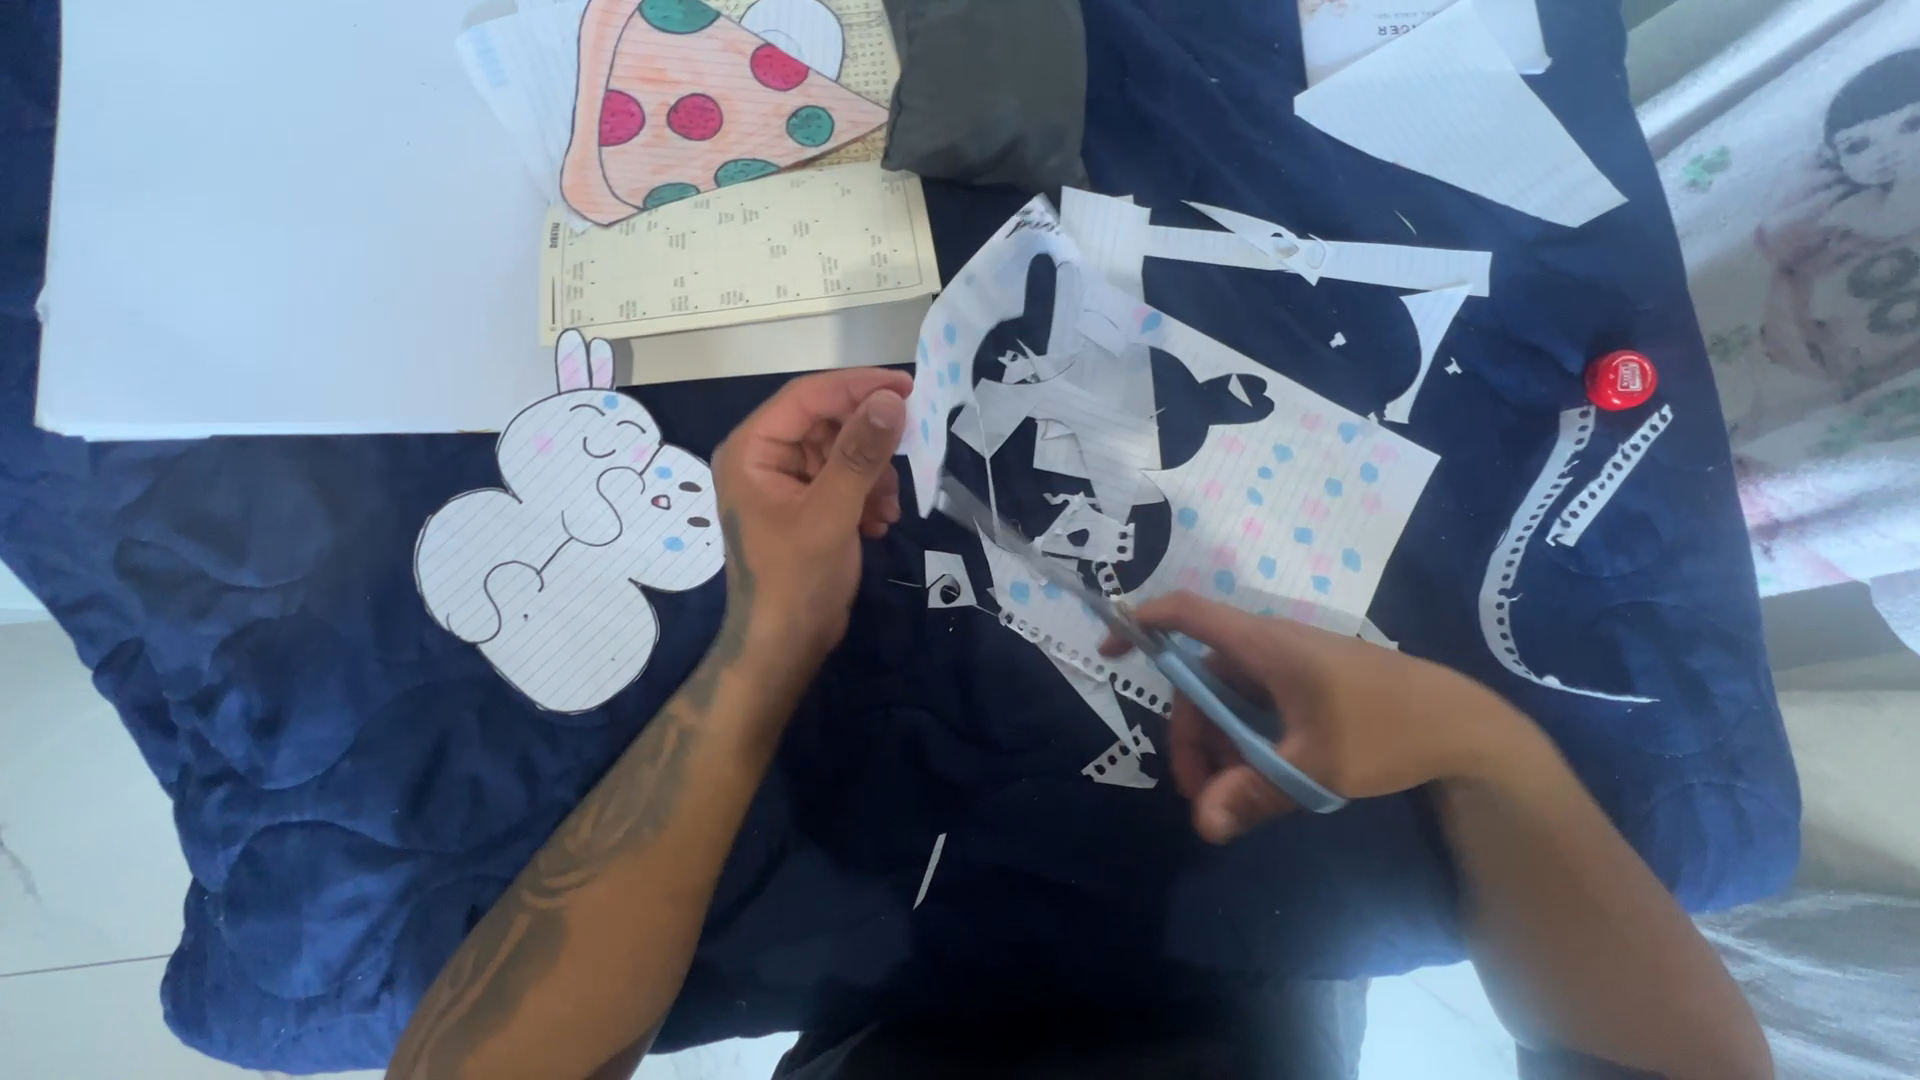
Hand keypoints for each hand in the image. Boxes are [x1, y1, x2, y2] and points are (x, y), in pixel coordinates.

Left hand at [709, 368, 912, 669]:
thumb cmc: (797, 580)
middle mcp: (762, 458)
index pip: (807, 397)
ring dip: (872, 473)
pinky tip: (880, 522)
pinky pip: (841, 480)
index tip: (907, 386)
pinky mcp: (803, 506)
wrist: (785, 646)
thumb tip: (891, 402)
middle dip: (868, 440)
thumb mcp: (831, 513)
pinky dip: (866, 494)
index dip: (857, 387)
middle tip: (911, 447)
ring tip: (890, 505)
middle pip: (825, 423)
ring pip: (839, 452)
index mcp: (751, 450)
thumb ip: (860, 455)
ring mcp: (783, 483)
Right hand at [1101, 592, 1543, 843]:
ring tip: (1238, 797)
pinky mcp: (1306, 684)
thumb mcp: (1317, 766)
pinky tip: (1265, 778)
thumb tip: (1202, 825)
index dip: (1141, 620)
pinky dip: (1246, 740)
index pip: (1186, 613)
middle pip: (1200, 679)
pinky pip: (1254, 706)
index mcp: (1262, 645)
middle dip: (1192, 737)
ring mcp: (1288, 665)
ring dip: (1221, 746)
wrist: (1466, 726)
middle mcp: (1267, 647)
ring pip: (1227, 699)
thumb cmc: (1387, 730)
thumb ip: (1253, 793)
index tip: (1109, 646)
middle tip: (1201, 795)